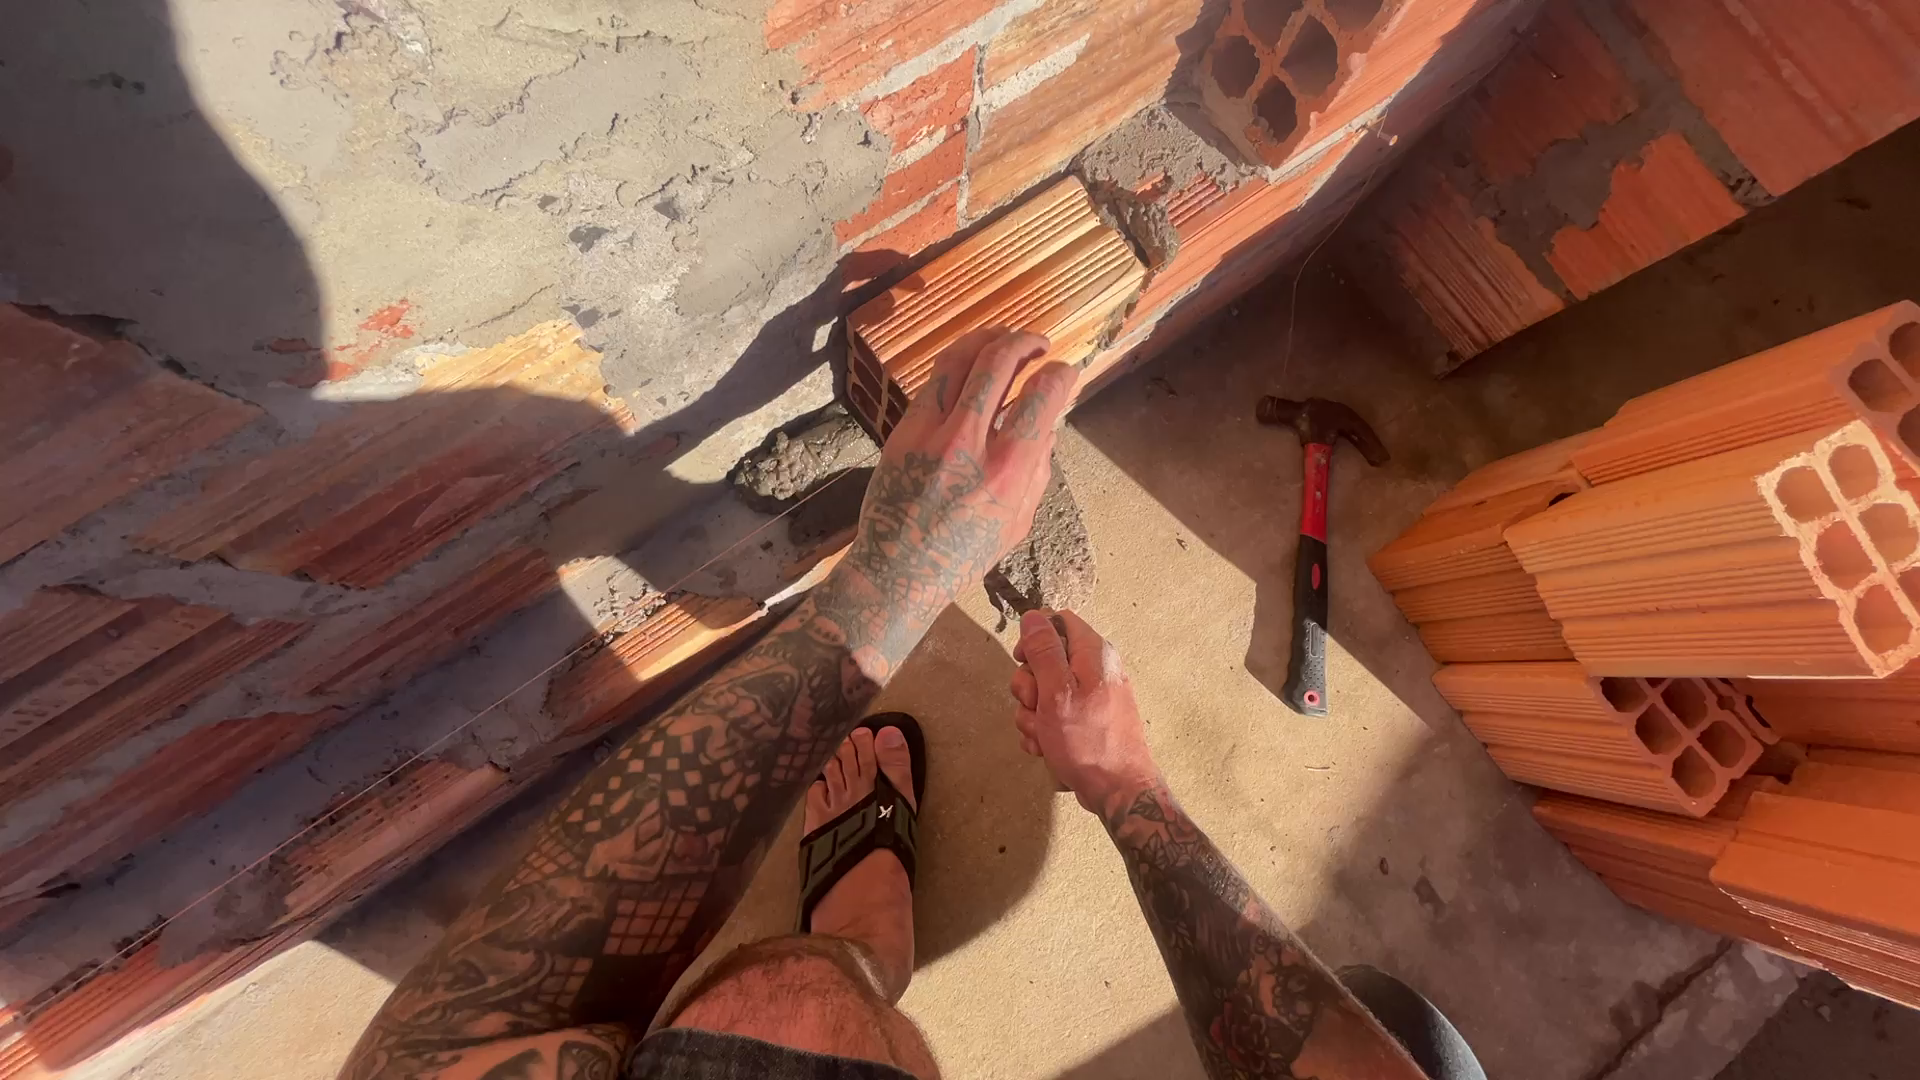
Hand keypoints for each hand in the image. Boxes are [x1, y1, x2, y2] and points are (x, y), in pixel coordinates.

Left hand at [835, 330, 1076, 634]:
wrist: (898, 569)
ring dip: (988, 338)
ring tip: (1005, 339)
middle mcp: (970, 444)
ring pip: (960, 359)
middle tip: (1038, 343)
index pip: (1043, 396)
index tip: (1064, 371)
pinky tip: (971, 363)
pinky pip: (935, 380)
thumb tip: (1048, 430)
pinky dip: (958, 362)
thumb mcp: (1017, 524)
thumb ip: (1038, 473)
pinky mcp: (904, 430)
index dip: (1061, 373)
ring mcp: (931, 432)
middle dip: (1026, 341)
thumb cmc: (963, 555)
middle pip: (1000, 361)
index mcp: (1008, 472)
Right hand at [1009, 609, 1162, 815]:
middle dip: (1028, 686)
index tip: (1023, 659)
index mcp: (1093, 653)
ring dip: (1032, 715)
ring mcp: (1088, 697)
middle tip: (1036, 707)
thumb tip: (1032, 616)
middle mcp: (1092, 669)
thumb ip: (1044, 651)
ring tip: (1044, 736)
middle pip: (1043, 659)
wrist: (1117, 790)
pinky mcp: (1082, 722)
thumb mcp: (1057, 691)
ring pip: (1041, 692)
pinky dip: (1042, 732)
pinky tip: (1046, 748)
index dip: (1034, 636)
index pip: (1056, 621)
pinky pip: (1050, 716)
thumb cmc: (1087, 739)